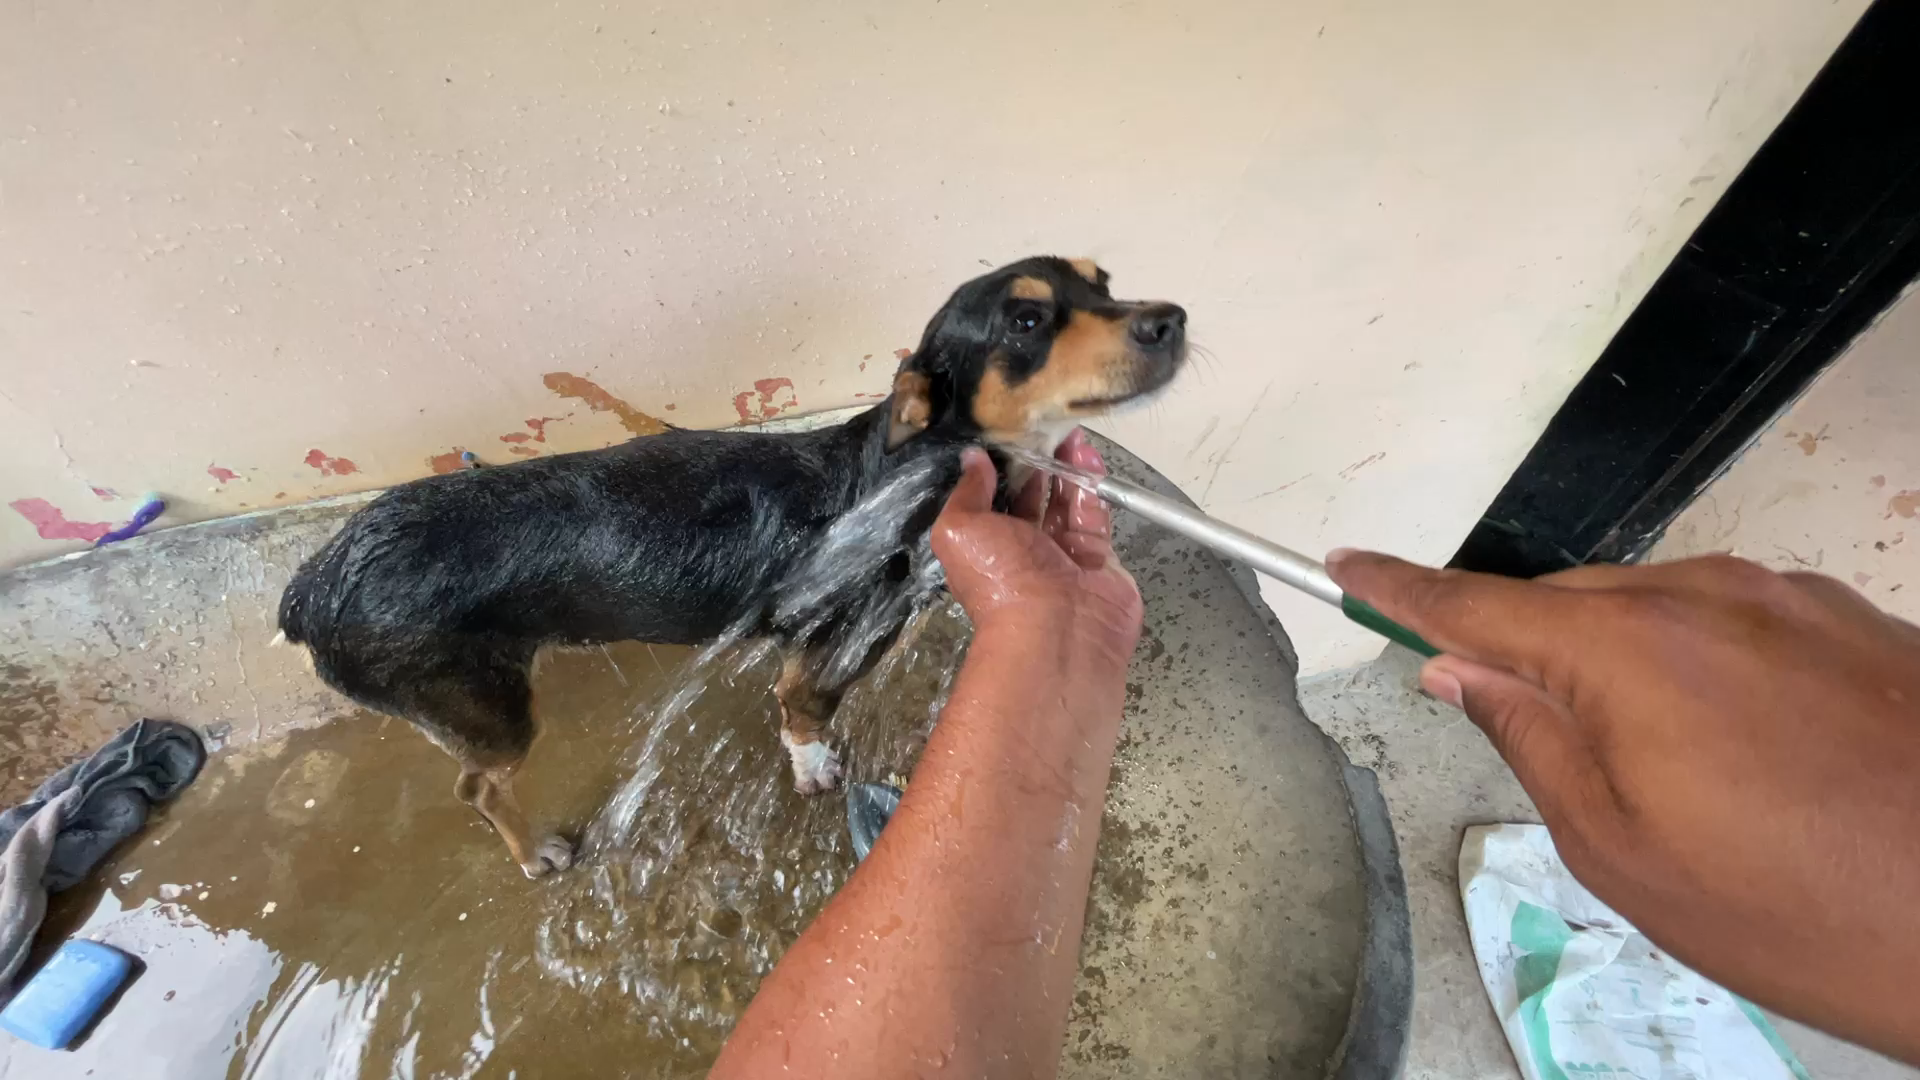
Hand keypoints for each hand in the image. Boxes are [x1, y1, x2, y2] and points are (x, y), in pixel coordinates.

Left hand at [932, 430, 1141, 655]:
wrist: (1054, 629)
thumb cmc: (997, 577)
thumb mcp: (959, 529)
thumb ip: (967, 492)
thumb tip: (972, 458)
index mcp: (986, 545)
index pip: (993, 500)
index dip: (1000, 467)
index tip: (1005, 431)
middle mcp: (1024, 549)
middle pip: (1032, 496)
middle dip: (1036, 462)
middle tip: (1041, 423)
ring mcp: (1064, 552)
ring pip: (1065, 499)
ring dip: (1065, 464)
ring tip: (1066, 428)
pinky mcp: (1098, 553)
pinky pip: (1094, 510)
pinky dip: (1090, 481)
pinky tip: (1085, 452)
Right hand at [1327, 550, 1919, 1061]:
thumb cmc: (1799, 910)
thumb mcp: (1616, 846)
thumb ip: (1522, 736)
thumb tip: (1456, 669)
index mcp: (1624, 650)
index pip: (1468, 604)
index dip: (1394, 586)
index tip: (1341, 564)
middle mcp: (1699, 596)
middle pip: (1552, 601)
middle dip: (1515, 644)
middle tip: (1521, 721)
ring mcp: (1787, 599)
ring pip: (1633, 603)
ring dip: (1600, 651)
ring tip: (1650, 751)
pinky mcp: (1857, 619)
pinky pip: (1715, 614)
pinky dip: (1677, 652)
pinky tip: (1734, 733)